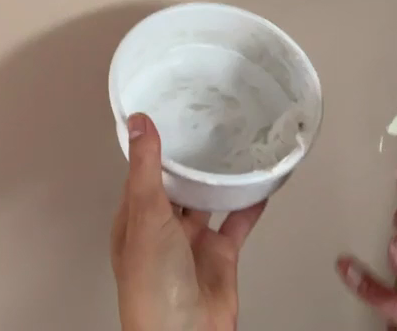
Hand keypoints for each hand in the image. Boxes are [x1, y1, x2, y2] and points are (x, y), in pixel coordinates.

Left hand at [111, 113, 266, 330]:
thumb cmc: (154, 284)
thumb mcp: (146, 216)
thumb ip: (145, 167)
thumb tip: (137, 121)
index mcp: (135, 218)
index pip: (142, 171)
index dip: (153, 144)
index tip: (168, 112)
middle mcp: (162, 228)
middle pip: (177, 184)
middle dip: (189, 158)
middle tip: (207, 118)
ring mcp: (192, 242)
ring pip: (207, 200)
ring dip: (219, 178)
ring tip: (235, 142)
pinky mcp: (220, 255)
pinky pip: (237, 222)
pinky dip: (249, 203)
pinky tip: (261, 183)